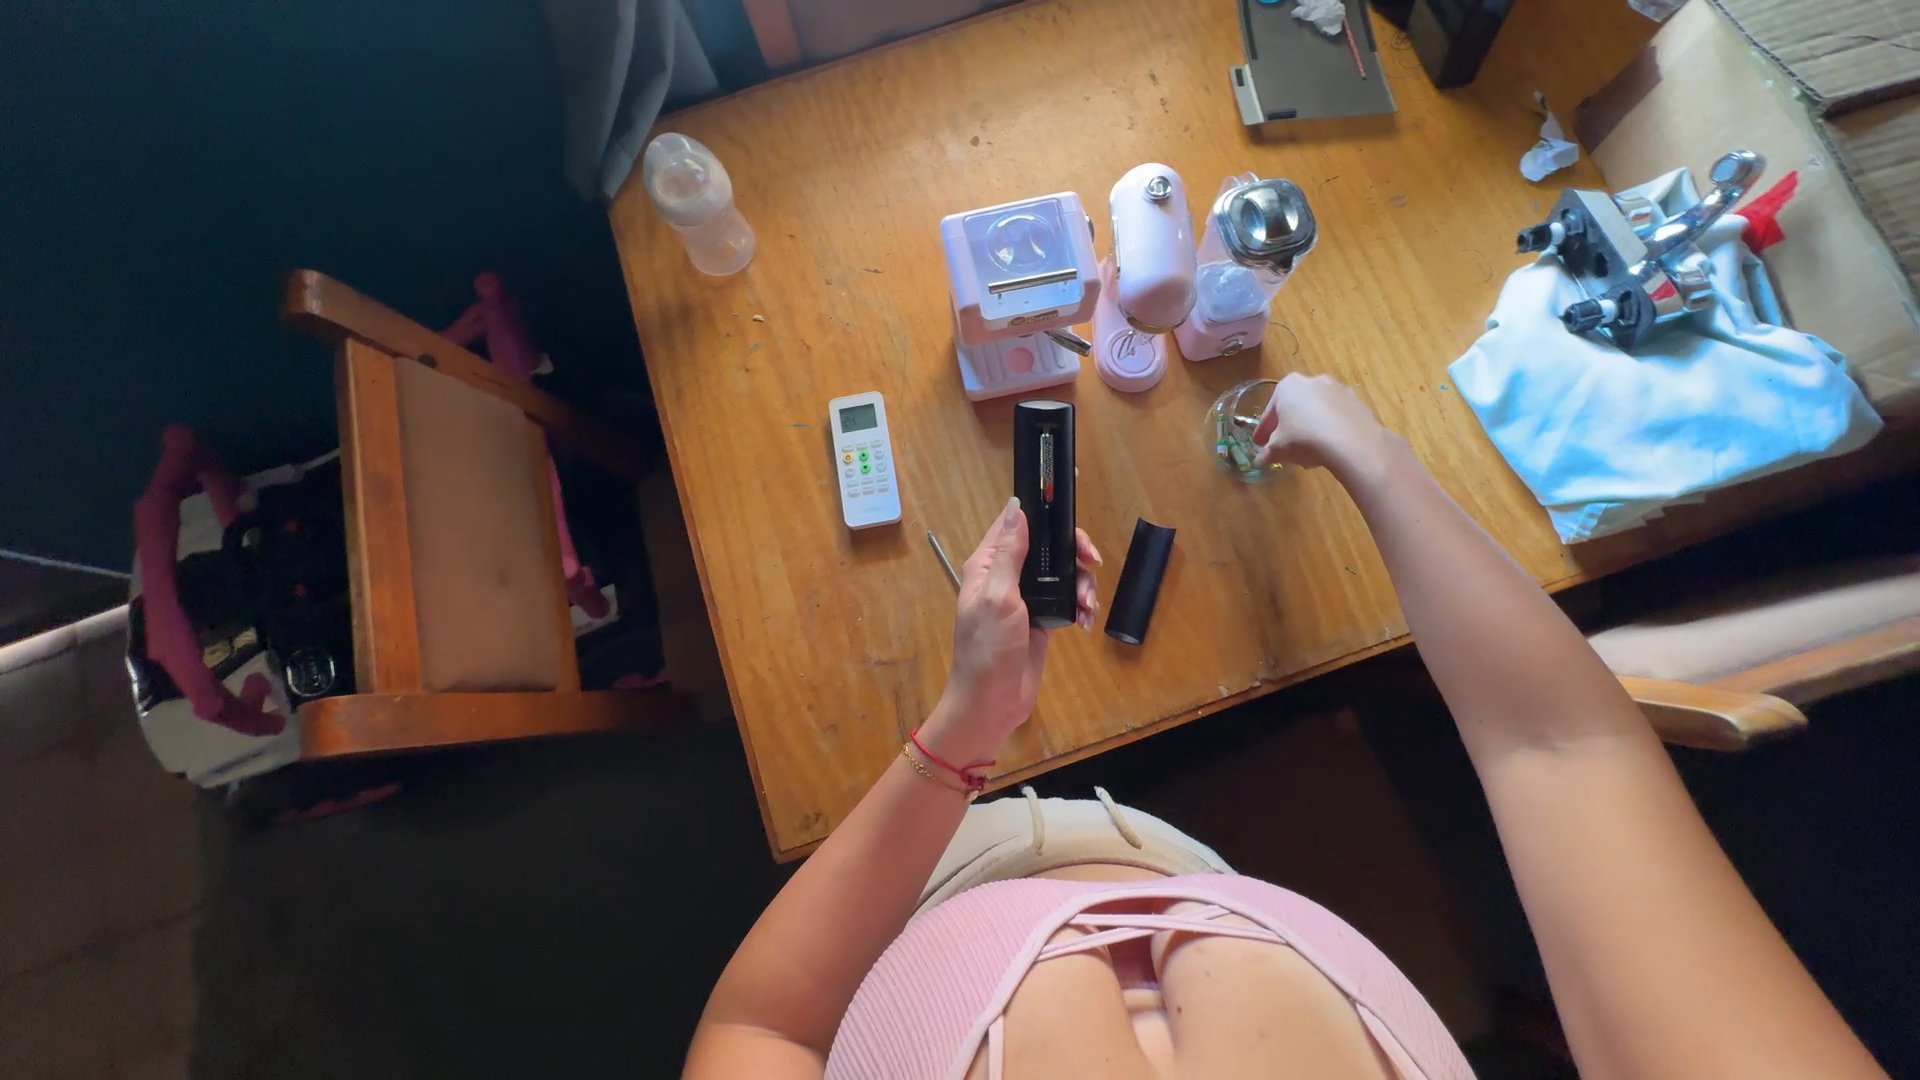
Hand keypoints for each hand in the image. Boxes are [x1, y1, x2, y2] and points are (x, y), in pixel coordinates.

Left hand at [919, 497, 1099, 766]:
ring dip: (1082, 584)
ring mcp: (1026, 596)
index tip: (1071, 522)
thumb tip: (1017, 507)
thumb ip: (1011, 553)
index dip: (1044, 515)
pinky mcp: (1043, 616)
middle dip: (1074, 553)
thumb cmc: (989, 648)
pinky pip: (1068, 598)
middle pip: (1048, 546)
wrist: (993, 701)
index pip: (1015, 523)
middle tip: (1093, 563)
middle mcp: (1007, 575)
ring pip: (1063, 573)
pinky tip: (1085, 620)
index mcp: (988, 564)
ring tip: (1086, 606)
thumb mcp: (999, 596)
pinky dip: (1081, 605)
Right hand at [1252, 373, 1400, 472]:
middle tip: (1284, 445)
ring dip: (1310, 427)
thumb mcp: (1278, 449)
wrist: (1351, 442)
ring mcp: (1338, 389)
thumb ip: (1267, 452)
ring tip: (1308, 451)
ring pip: (1317, 411)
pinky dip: (1330, 428)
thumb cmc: (1304, 438)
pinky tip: (1328, 447)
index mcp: (1288, 386)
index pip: (1270, 411)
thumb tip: (1261, 459)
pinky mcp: (1358, 402)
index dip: (1263, 430)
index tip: (1260, 443)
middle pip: (1295, 407)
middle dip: (1289, 425)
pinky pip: (1336, 416)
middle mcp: (1313, 381)